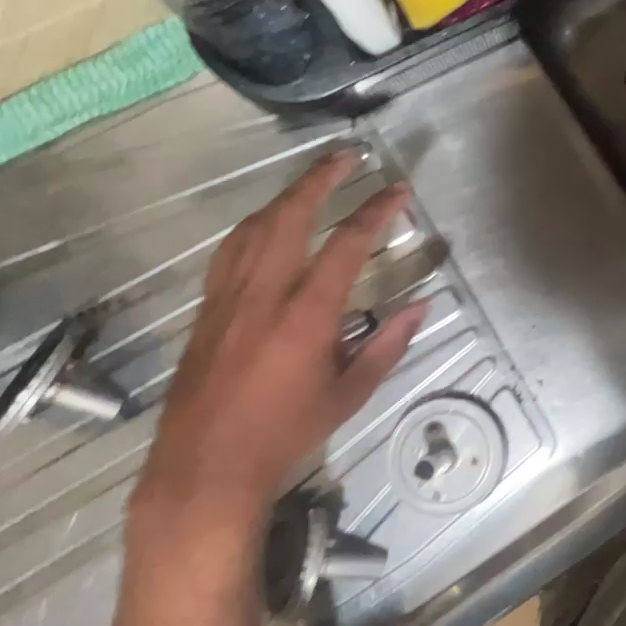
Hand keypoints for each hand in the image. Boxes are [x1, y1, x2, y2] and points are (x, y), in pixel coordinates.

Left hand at [131, 149, 427, 542]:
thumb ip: (386, 345)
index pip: (346, 245)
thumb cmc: (285, 435)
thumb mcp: (348, 395)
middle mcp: (263, 295)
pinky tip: (266, 223)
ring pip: (254, 228)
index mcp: (305, 316)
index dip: (376, 212)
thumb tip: (421, 307)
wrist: (203, 469)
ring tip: (312, 180)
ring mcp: (227, 299)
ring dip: (286, 196)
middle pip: (289, 217)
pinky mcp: (206, 310)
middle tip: (346, 156)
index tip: (398, 191)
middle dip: (320, 179)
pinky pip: (230, 251)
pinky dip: (255, 225)